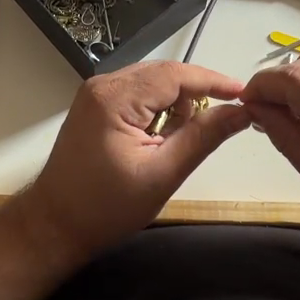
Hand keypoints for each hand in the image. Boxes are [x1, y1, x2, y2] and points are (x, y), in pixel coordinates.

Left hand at [25, 62, 248, 256]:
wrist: (55, 225)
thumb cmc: (107, 207)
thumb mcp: (162, 174)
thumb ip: (202, 137)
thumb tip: (241, 112)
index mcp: (115, 97)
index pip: (174, 74)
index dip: (212, 81)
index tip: (244, 93)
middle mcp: (103, 84)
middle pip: (163, 74)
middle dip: (195, 94)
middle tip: (221, 120)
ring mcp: (96, 93)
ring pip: (152, 83)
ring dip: (175, 104)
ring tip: (180, 141)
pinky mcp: (95, 104)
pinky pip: (138, 94)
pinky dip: (157, 110)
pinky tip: (161, 138)